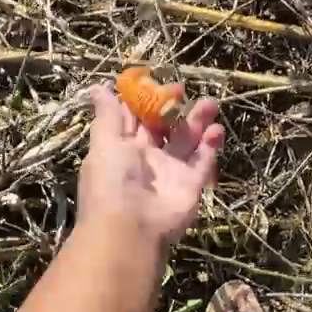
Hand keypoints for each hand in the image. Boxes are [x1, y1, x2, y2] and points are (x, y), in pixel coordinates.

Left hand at [74, 83, 224, 251]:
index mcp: (123, 148)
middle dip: (175, 108)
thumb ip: (107, 116)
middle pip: (164, 127)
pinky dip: (211, 144)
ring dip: (198, 121)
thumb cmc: (111, 181)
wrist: (132, 228)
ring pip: (188, 140)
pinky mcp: (192, 183)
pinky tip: (216, 129)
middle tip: (184, 90)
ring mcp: (172, 170)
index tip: (159, 83)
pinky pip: (204, 159)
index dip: (146, 101)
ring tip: (211, 103)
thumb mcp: (105, 144)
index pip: (136, 119)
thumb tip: (96, 87)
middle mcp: (148, 158)